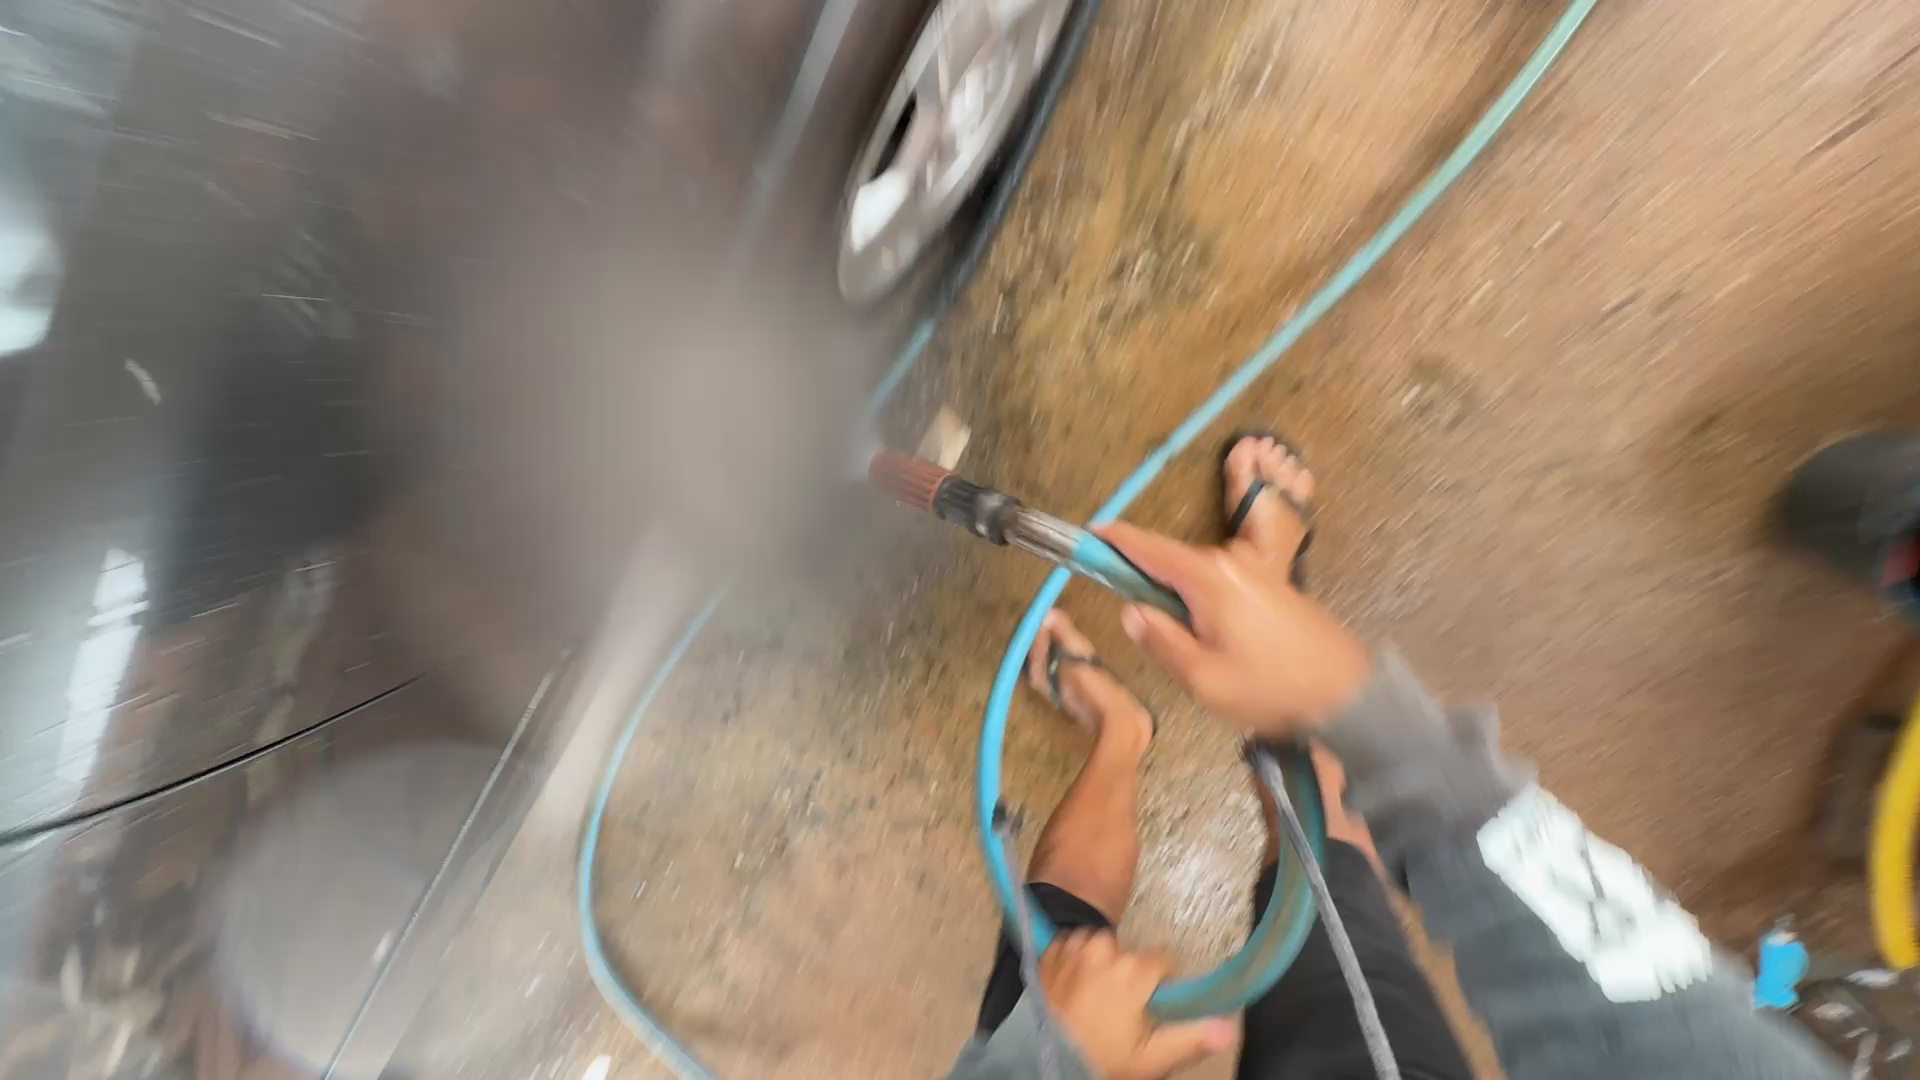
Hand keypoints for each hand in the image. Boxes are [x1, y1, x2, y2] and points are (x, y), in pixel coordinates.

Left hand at [1039, 931, 1237, 1079]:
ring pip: (1102, 946)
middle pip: (1131, 954)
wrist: (1043, 1058)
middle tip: (1118, 1012)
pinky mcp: (1052, 947)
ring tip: (1092, 1001)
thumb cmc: (1102, 1060)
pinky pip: (1074, 945)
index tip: (1150, 1007)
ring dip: (1101, 966)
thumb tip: (1230, 1026)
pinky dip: (1076, 961)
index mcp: (1134, 969)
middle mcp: (1105, 946)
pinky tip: (1072, 989)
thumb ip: (1191, 1037)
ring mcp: (1075, 943)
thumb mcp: (1152, 1059)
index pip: (1164, 961)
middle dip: (1129, 976)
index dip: (1161, 984)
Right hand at [1095, 522, 1371, 735]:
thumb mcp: (1201, 677)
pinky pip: (1218, 581)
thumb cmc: (1269, 688)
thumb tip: (1131, 611)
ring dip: (1174, 592)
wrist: (1348, 695)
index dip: (1116, 539)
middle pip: (1171, 559)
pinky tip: (1205, 631)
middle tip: (1129, 610)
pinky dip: (1197, 595)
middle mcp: (1230, 562)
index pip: (1149, 548)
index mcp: (1208, 577)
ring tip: (1175, 636)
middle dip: (1144, 575)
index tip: (1090, 531)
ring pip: (1194, 573)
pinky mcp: (1268, 584)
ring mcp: (1254, 570)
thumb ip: (1160, 640)